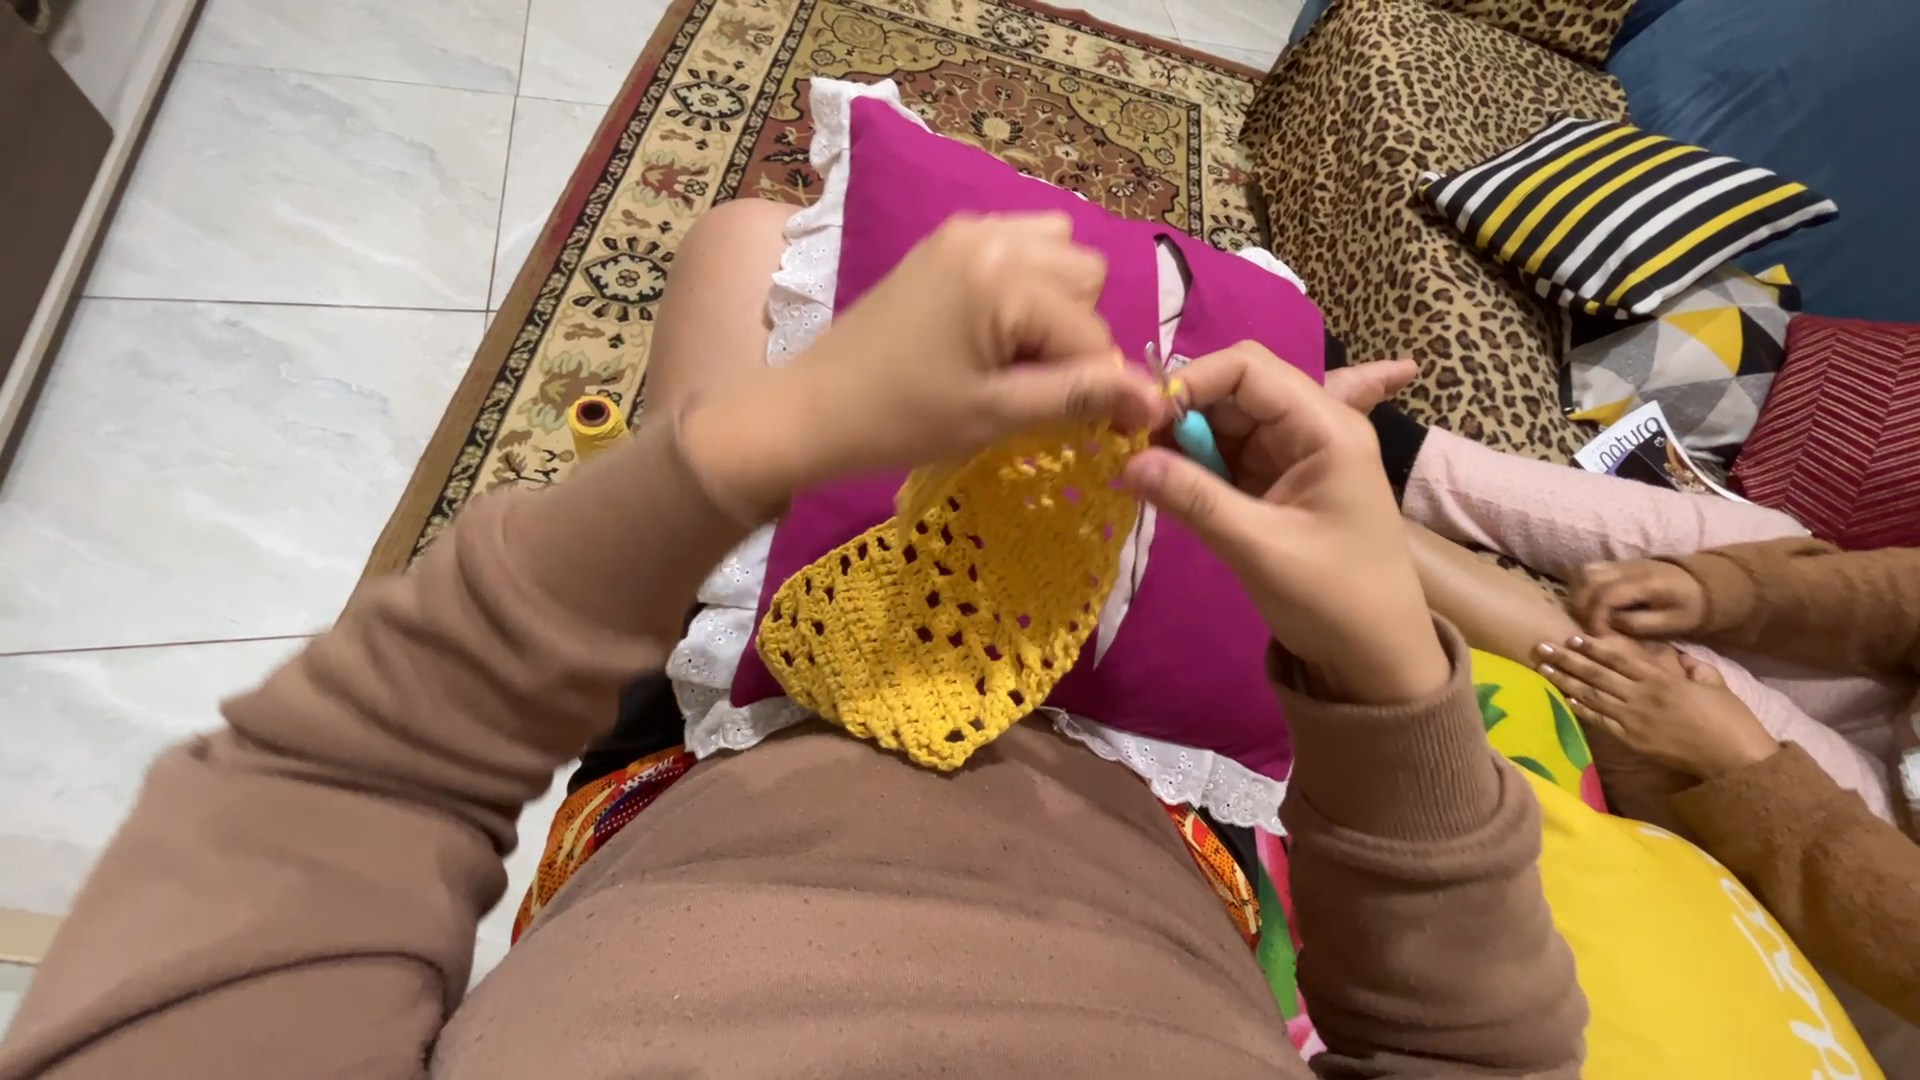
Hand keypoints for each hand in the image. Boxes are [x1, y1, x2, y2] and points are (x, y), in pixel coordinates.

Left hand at [683, 212, 1163, 509]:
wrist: (812, 410)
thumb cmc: (901, 421)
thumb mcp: (996, 415)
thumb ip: (1079, 398)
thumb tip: (1158, 400)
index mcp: (1005, 277)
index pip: (1092, 331)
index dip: (1096, 385)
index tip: (1080, 426)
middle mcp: (991, 234)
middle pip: (1085, 279)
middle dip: (1075, 336)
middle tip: (1028, 385)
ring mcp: (964, 232)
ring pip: (1058, 255)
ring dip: (1055, 305)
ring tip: (1014, 355)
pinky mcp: (944, 243)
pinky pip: (1017, 246)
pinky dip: (1025, 285)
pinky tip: (994, 329)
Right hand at [1122, 342, 1446, 704]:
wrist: (1374, 655)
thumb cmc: (1333, 599)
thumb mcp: (1260, 549)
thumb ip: (1194, 500)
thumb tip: (1126, 464)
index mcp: (1325, 428)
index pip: (1249, 369)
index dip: (1191, 382)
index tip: (1142, 421)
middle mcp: (1309, 427)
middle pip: (1232, 389)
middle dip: (1181, 411)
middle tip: (1134, 449)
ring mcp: (1290, 454)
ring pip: (1221, 422)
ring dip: (1181, 441)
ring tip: (1144, 472)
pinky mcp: (1273, 482)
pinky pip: (1223, 456)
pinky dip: (1192, 467)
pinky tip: (1166, 486)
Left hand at [1534, 635, 1778, 778]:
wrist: (1736, 760)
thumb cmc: (1731, 720)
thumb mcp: (1717, 686)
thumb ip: (1695, 668)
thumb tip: (1680, 656)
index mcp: (1661, 681)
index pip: (1619, 659)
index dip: (1593, 647)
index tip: (1570, 637)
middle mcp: (1641, 696)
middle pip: (1596, 674)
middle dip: (1566, 659)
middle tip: (1540, 647)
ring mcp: (1632, 718)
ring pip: (1590, 695)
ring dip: (1564, 680)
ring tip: (1542, 668)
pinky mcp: (1630, 738)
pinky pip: (1599, 720)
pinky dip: (1581, 708)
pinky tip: (1565, 697)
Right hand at [1570, 558, 1707, 637]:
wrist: (1705, 583)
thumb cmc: (1690, 607)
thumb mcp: (1672, 623)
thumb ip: (1637, 624)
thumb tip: (1607, 623)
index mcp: (1647, 584)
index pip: (1607, 596)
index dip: (1595, 616)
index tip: (1596, 634)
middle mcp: (1629, 568)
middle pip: (1589, 581)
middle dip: (1581, 606)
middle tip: (1584, 625)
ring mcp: (1621, 563)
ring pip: (1584, 573)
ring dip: (1577, 594)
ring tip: (1582, 613)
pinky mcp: (1616, 563)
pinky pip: (1587, 570)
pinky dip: (1580, 586)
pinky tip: (1586, 601)